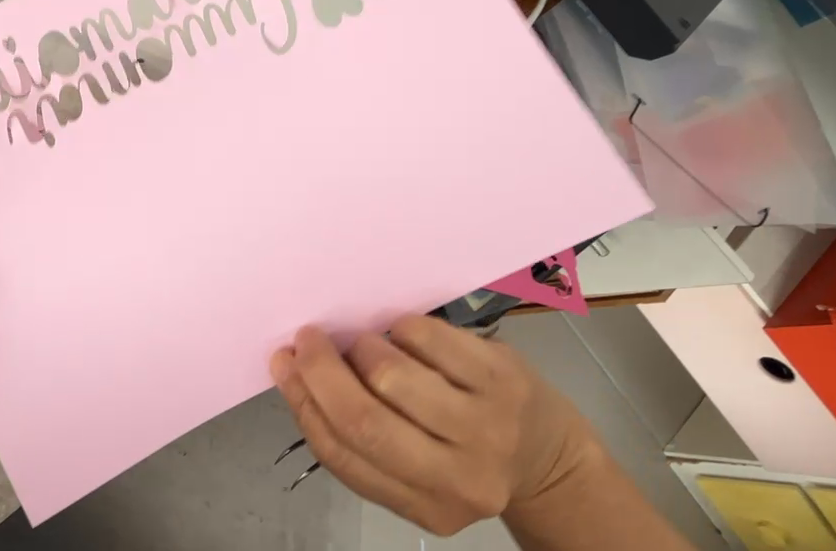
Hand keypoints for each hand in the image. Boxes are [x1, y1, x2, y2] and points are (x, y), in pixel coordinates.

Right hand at [269, 316, 596, 536]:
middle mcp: (458, 477)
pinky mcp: (503, 379)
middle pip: (364, 417)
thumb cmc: (460, 455)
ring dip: (363, 348)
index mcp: (425, 507)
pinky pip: (425, 336)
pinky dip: (400, 328)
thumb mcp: (412, 468)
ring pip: (390, 373)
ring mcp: (485, 427)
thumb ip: (357, 434)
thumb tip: (292, 368)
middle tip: (307, 339)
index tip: (283, 363)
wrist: (551, 458)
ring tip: (368, 345)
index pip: (341, 454)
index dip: (302, 402)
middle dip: (321, 369)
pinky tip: (406, 338)